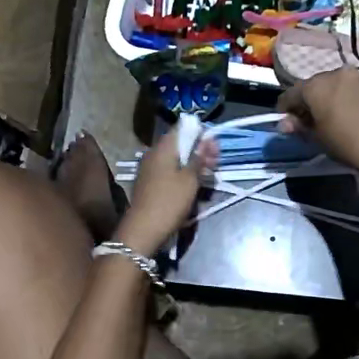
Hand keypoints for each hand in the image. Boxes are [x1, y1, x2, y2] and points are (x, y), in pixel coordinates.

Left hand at [113, 126, 216, 255]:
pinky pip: (167, 171)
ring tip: (206, 174)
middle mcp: (153, 153)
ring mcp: (148, 169)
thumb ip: (199, 158)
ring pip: (174, 159)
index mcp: (162, 148)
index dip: (199, 132)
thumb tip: (209, 139)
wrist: (143, 230)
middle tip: (215, 162)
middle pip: (178, 144)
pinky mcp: (148, 183)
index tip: (214, 145)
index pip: (182, 128)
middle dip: (197, 150)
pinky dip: (180, 174)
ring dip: (190, 164)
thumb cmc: (169, 202)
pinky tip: (191, 184)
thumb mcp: (190, 180)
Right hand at [278, 70, 358, 183]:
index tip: (284, 119)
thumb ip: (300, 127)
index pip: (292, 93)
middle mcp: (340, 73)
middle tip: (311, 121)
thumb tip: (285, 123)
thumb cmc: (347, 144)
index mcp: (317, 84)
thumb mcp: (318, 139)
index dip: (285, 107)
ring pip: (341, 86)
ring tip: (337, 119)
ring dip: (335, 99)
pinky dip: (355, 101)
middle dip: (311, 101)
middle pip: (318, 85)